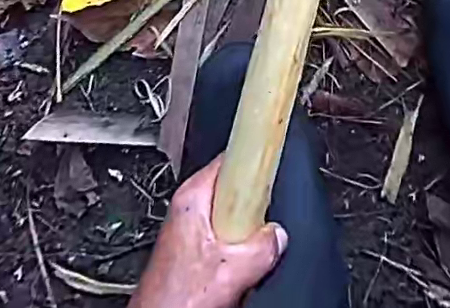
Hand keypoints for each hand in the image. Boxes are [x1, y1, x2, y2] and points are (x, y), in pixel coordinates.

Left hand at [129, 158, 287, 307]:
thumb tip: (278, 235)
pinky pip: (226, 238)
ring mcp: (190, 227)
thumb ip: (260, 249)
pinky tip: (232, 275)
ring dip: (243, 237)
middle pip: (236, 190)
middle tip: (255, 232)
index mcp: (192, 195)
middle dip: (251, 211)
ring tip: (239, 262)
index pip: (231, 157)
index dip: (254, 161)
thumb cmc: (172, 300)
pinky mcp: (193, 248)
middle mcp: (189, 206)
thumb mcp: (228, 272)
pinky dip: (234, 253)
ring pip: (232, 218)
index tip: (272, 162)